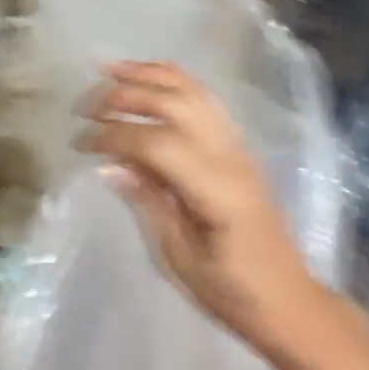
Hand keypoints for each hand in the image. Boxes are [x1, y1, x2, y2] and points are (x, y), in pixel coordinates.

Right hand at [82, 61, 322, 351]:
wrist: (287, 300)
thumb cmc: (230, 290)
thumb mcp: (179, 256)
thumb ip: (147, 202)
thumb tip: (108, 166)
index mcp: (215, 190)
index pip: (156, 142)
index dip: (114, 136)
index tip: (81, 146)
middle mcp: (229, 155)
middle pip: (173, 103)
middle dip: (124, 97)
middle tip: (86, 108)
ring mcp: (237, 145)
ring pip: (191, 90)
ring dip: (147, 75)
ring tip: (109, 69)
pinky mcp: (238, 145)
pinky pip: (204, 98)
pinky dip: (172, 80)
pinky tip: (146, 78)